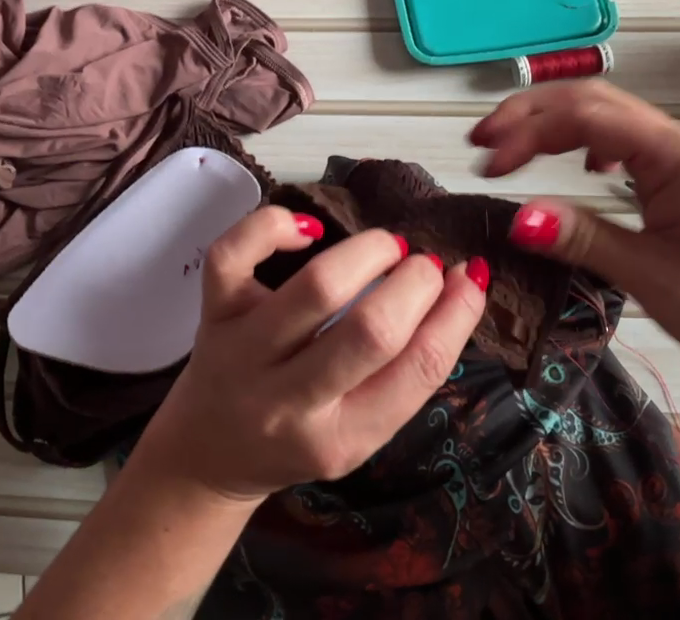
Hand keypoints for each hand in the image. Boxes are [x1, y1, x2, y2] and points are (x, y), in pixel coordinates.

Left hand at [128, 206, 488, 502]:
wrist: (210, 452)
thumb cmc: (298, 437)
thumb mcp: (360, 430)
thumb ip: (406, 372)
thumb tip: (463, 284)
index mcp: (341, 438)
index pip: (417, 371)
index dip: (456, 314)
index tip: (468, 277)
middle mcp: (290, 400)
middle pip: (369, 330)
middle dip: (414, 282)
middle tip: (423, 265)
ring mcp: (244, 353)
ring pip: (314, 288)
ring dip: (366, 252)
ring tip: (386, 246)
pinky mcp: (212, 312)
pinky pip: (233, 255)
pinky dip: (275, 225)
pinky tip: (309, 228)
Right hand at [469, 79, 679, 399]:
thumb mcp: (658, 282)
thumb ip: (586, 240)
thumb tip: (516, 217)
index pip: (587, 118)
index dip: (528, 130)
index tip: (484, 162)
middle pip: (595, 103)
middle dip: (531, 114)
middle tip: (479, 143)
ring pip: (608, 119)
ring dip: (553, 125)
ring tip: (509, 150)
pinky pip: (626, 143)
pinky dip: (584, 143)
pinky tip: (576, 168)